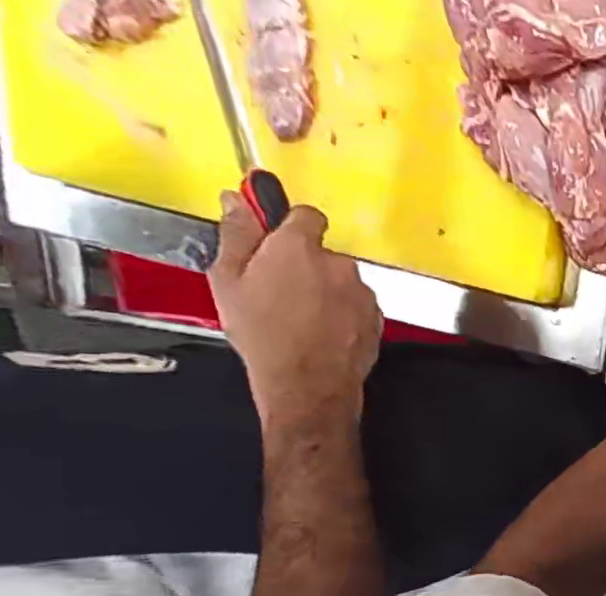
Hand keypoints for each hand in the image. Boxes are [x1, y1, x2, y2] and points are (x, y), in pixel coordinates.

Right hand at [207, 192, 382, 429]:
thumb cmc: (265, 336)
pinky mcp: (377, 318)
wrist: (308, 384)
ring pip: (342, 282)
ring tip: (302, 319)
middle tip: (282, 292)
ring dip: (328, 293)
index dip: (291, 228)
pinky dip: (344, 315)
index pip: (306, 215)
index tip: (278, 242)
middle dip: (307, 267)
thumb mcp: (229, 279)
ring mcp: (362, 292)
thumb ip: (237, 233)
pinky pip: (358, 307)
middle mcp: (338, 264)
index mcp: (299, 246)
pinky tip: (324, 333)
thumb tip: (238, 201)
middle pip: (324, 254)